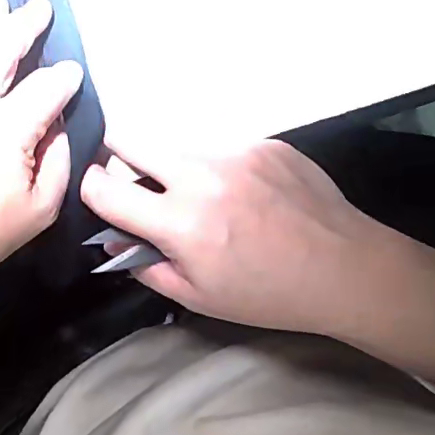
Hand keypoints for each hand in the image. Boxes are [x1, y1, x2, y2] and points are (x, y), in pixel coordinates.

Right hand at [78, 137, 390, 335]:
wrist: (346, 268)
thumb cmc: (268, 294)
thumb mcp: (198, 297)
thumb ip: (145, 265)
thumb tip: (112, 239)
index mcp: (180, 223)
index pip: (104, 188)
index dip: (89, 188)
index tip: (96, 193)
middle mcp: (202, 176)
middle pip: (129, 138)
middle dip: (118, 156)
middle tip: (135, 181)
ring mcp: (235, 152)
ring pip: (177, 144)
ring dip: (174, 166)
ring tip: (206, 198)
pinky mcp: (264, 142)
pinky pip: (221, 146)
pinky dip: (219, 167)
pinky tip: (245, 193)